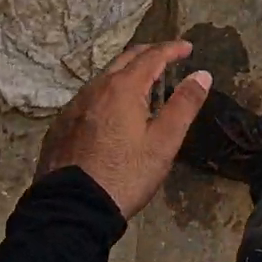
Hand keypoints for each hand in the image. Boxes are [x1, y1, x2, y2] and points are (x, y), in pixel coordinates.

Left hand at [35, 41, 211, 218]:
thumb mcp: (164, 142)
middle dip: (148, 53)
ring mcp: (73, 108)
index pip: (151, 56)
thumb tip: (202, 74)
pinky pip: (88, 97)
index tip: (188, 48)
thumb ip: (184, 104)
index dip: (172, 49)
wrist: (70, 213)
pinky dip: (108, 92)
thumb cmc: (125, 175)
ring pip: (103, 78)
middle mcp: (94, 90)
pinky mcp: (60, 127)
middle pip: (124, 60)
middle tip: (168, 57)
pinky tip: (113, 110)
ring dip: (126, 72)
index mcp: (122, 89)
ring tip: (144, 83)